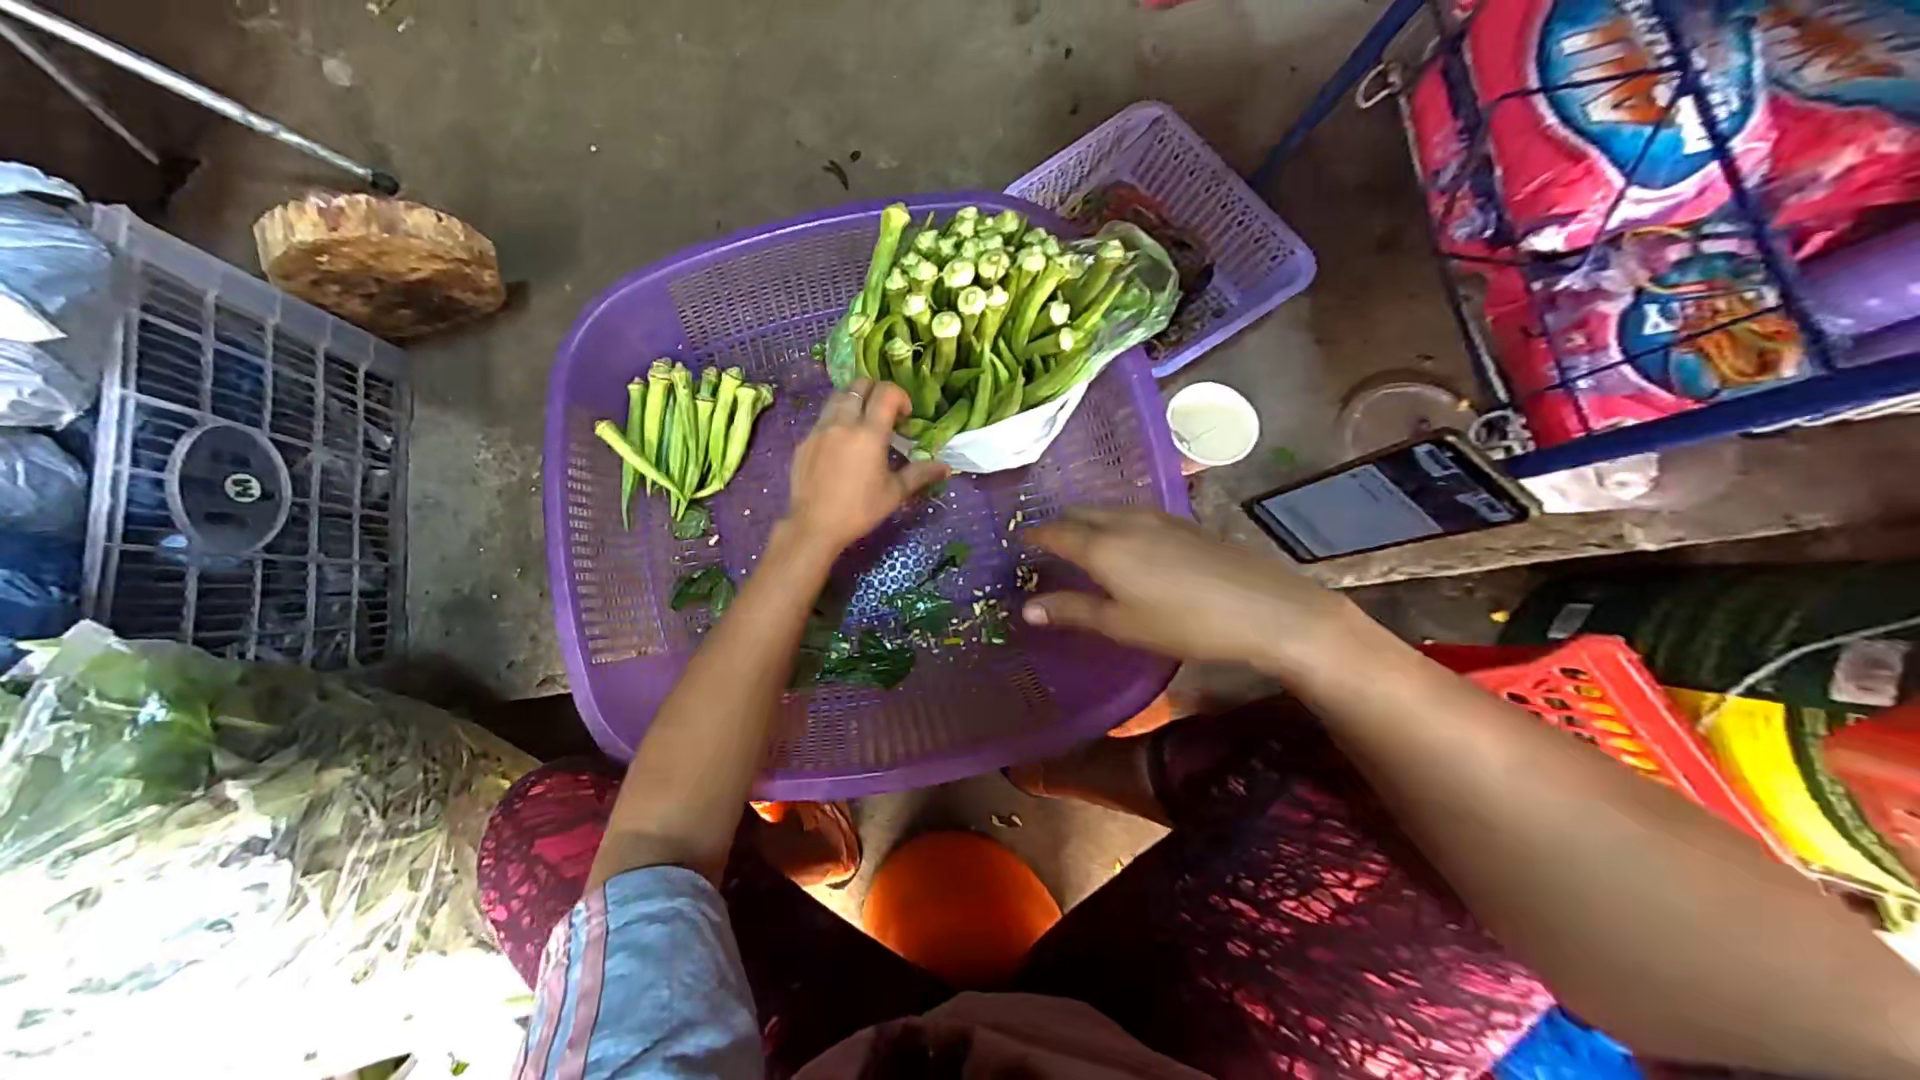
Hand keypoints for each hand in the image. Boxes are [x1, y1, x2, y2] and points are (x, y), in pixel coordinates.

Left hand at [785, 378, 948, 551]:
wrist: (814, 526)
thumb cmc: (859, 510)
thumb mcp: (894, 493)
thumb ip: (920, 474)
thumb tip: (946, 467)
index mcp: (868, 433)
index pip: (886, 392)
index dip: (900, 397)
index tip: (904, 417)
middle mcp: (843, 423)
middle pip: (859, 385)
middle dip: (876, 392)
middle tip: (884, 414)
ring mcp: (820, 429)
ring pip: (838, 396)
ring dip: (855, 401)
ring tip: (862, 424)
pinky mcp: (805, 441)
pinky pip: (823, 418)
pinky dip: (837, 419)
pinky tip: (842, 444)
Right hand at [1020, 506, 1373, 675]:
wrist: (1266, 608)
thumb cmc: (1185, 623)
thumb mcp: (1122, 625)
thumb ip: (1073, 611)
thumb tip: (1026, 608)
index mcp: (1103, 546)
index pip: (1056, 532)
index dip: (1034, 535)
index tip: (1018, 541)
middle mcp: (1126, 521)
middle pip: (1081, 513)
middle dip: (1059, 523)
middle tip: (1046, 543)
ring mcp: (1159, 517)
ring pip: (1109, 509)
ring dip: (1088, 520)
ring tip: (1081, 540)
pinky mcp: (1185, 522)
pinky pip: (1135, 513)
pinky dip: (1115, 522)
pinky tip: (1126, 540)